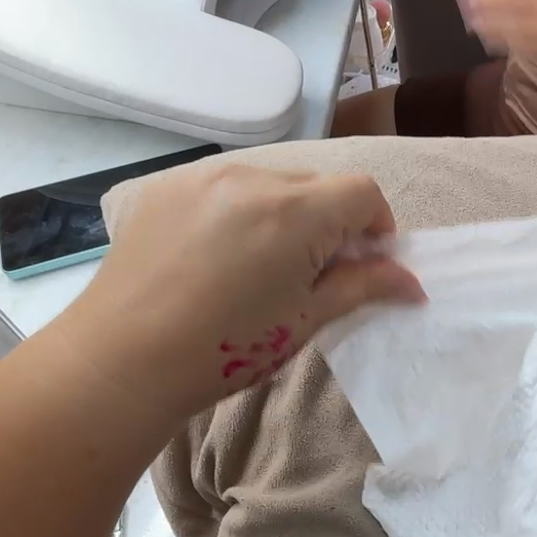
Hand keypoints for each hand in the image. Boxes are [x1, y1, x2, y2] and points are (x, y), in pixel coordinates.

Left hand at [48, 164, 424, 420]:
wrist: (122, 359)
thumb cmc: (224, 350)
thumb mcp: (305, 321)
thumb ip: (364, 287)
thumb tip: (414, 283)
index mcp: (294, 212)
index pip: (362, 191)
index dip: (378, 225)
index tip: (366, 262)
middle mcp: (252, 178)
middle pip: (318, 184)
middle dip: (332, 221)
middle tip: (314, 273)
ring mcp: (204, 177)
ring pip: (272, 182)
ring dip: (287, 214)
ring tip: (261, 266)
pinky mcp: (168, 187)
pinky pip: (226, 186)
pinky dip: (242, 211)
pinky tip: (219, 255)